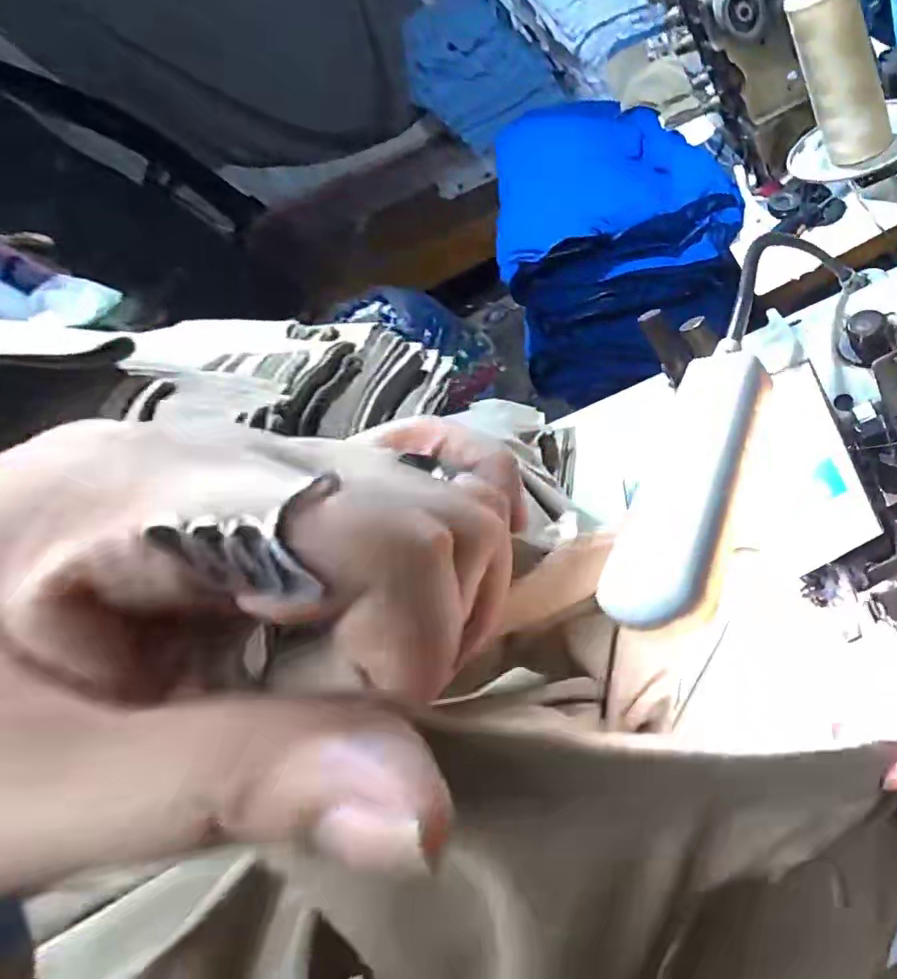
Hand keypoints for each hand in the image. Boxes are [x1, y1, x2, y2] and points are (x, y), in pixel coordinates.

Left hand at [0, 419, 519, 892]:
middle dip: (438, 631)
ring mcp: (283, 452)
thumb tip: (424, 822)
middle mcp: (238, 447)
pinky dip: (480, 510)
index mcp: (145, 493)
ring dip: (461, 599)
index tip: (356, 731)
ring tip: (376, 661)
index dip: (410, 644)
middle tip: (351, 707)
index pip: (385, 538)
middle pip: (443, 518)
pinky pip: (441, 457)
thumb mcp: (42, 786)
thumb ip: (236, 783)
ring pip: (463, 498)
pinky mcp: (312, 473)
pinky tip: (459, 569)